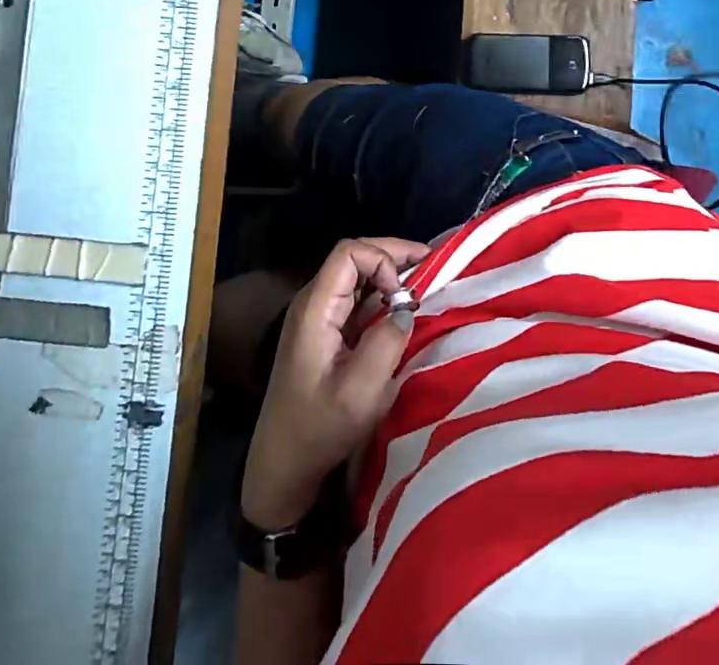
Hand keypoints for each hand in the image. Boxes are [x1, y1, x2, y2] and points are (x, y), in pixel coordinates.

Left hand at [242, 237, 428, 528]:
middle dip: (396, 257)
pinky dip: (388, 297)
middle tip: (435, 266)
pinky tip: (410, 308)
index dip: (384, 259)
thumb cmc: (318, 429)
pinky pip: (361, 301)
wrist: (283, 466)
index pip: (350, 253)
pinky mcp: (329, 335)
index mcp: (315, 310)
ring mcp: (321, 319)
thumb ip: (388, 341)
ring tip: (429, 284)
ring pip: (360, 277)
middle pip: (356, 257)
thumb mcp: (361, 390)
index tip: (406, 294)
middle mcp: (315, 304)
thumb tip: (408, 307)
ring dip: (395, 276)